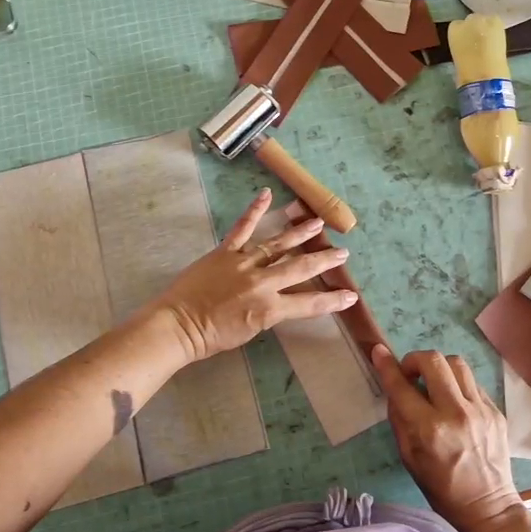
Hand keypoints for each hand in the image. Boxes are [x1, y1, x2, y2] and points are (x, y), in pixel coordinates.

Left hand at [147, 189, 357, 362]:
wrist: (179, 325)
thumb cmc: (212, 336)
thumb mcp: (250, 332)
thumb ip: (268, 313)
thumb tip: (280, 298)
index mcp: (270, 309)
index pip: (309, 304)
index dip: (332, 300)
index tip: (351, 296)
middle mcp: (262, 282)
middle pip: (299, 268)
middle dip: (324, 260)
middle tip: (342, 253)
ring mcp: (243, 263)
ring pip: (277, 244)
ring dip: (299, 233)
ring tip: (317, 222)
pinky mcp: (225, 251)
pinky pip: (243, 227)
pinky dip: (255, 210)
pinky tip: (267, 194)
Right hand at [370, 345, 523, 531]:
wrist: (488, 507)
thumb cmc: (441, 488)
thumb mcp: (409, 458)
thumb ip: (400, 419)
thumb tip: (395, 388)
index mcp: (429, 429)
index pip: (402, 386)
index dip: (386, 365)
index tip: (378, 352)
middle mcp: (455, 413)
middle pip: (434, 361)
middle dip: (415, 360)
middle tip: (411, 374)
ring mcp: (480, 410)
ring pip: (457, 363)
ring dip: (439, 368)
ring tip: (435, 384)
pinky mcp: (496, 411)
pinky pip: (472, 383)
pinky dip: (458, 386)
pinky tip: (456, 403)